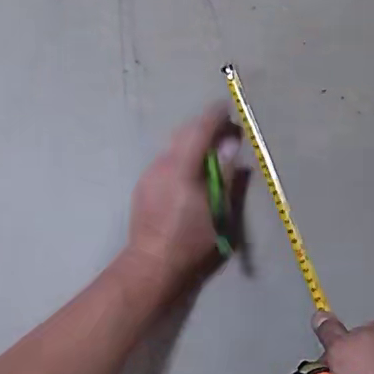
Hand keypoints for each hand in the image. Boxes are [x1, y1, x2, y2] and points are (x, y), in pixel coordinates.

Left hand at [121, 104, 244, 288]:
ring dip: (192, 144)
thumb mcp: (219, 212)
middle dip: (204, 128)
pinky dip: (181, 159)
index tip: (227, 108)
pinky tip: (192, 174)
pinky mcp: (143, 187)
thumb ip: (226, 176)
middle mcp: (161, 165)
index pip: (199, 130)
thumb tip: (230, 147)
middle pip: (183, 134)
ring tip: (212, 155)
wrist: (151, 265)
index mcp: (181, 168)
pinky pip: (165, 163)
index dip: (214, 117)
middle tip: (226, 134)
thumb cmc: (191, 242)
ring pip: (172, 148)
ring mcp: (148, 175)